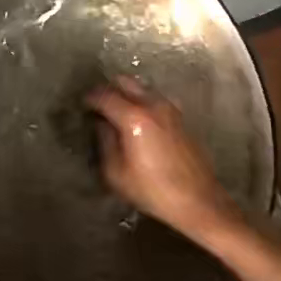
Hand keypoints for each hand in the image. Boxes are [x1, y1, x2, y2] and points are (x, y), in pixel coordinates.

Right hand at [87, 77, 240, 237]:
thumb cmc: (153, 190)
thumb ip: (105, 142)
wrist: (198, 198)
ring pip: (142, 87)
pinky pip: (155, 98)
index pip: (105, 95)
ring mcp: (169, 107)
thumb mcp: (117, 173)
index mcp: (134, 117)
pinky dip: (142, 101)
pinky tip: (139, 119)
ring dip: (127, 93)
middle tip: (98, 105)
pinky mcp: (180, 115)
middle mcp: (153, 104)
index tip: (83, 104)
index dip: (90, 98)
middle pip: (125, 82)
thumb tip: (101, 124)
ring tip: (117, 112)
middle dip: (109, 89)